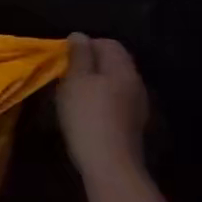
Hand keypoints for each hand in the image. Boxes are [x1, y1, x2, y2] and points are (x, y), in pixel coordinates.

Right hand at [56, 33, 150, 178]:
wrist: (110, 166)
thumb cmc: (88, 117)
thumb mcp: (76, 81)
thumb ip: (78, 55)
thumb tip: (79, 35)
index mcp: (123, 69)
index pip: (108, 43)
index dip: (85, 45)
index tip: (65, 58)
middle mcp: (135, 83)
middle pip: (113, 63)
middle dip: (89, 65)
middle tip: (66, 77)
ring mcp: (137, 106)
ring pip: (113, 84)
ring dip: (94, 85)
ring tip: (72, 96)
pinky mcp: (132, 126)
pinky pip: (115, 102)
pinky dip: (100, 102)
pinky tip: (86, 115)